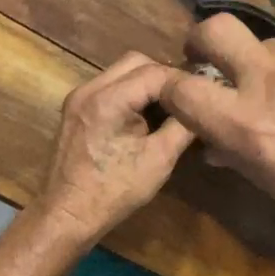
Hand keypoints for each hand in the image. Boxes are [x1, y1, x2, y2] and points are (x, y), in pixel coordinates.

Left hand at [39, 52, 194, 239]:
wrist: (69, 214)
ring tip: (171, 109)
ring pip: (122, 72)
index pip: (155, 72)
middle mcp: (89, 89)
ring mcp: (78, 97)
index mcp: (108, 99)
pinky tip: (147, 117)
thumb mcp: (160, 159)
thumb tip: (203, 105)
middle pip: (136, 62)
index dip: (183, 82)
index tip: (205, 95)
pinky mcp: (76, 109)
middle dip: (165, 77)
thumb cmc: (116, 190)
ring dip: (148, 84)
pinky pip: (110, 87)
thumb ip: (183, 125)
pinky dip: (132, 94)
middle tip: (187, 100)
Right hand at [158, 14, 274, 255]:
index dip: (166, 90)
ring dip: (259, 65)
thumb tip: (222, 148)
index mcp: (253, 127)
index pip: (183, 90)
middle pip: (215, 30)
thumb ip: (251, 164)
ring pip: (268, 46)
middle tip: (207, 65)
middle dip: (199, 42)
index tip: (172, 97)